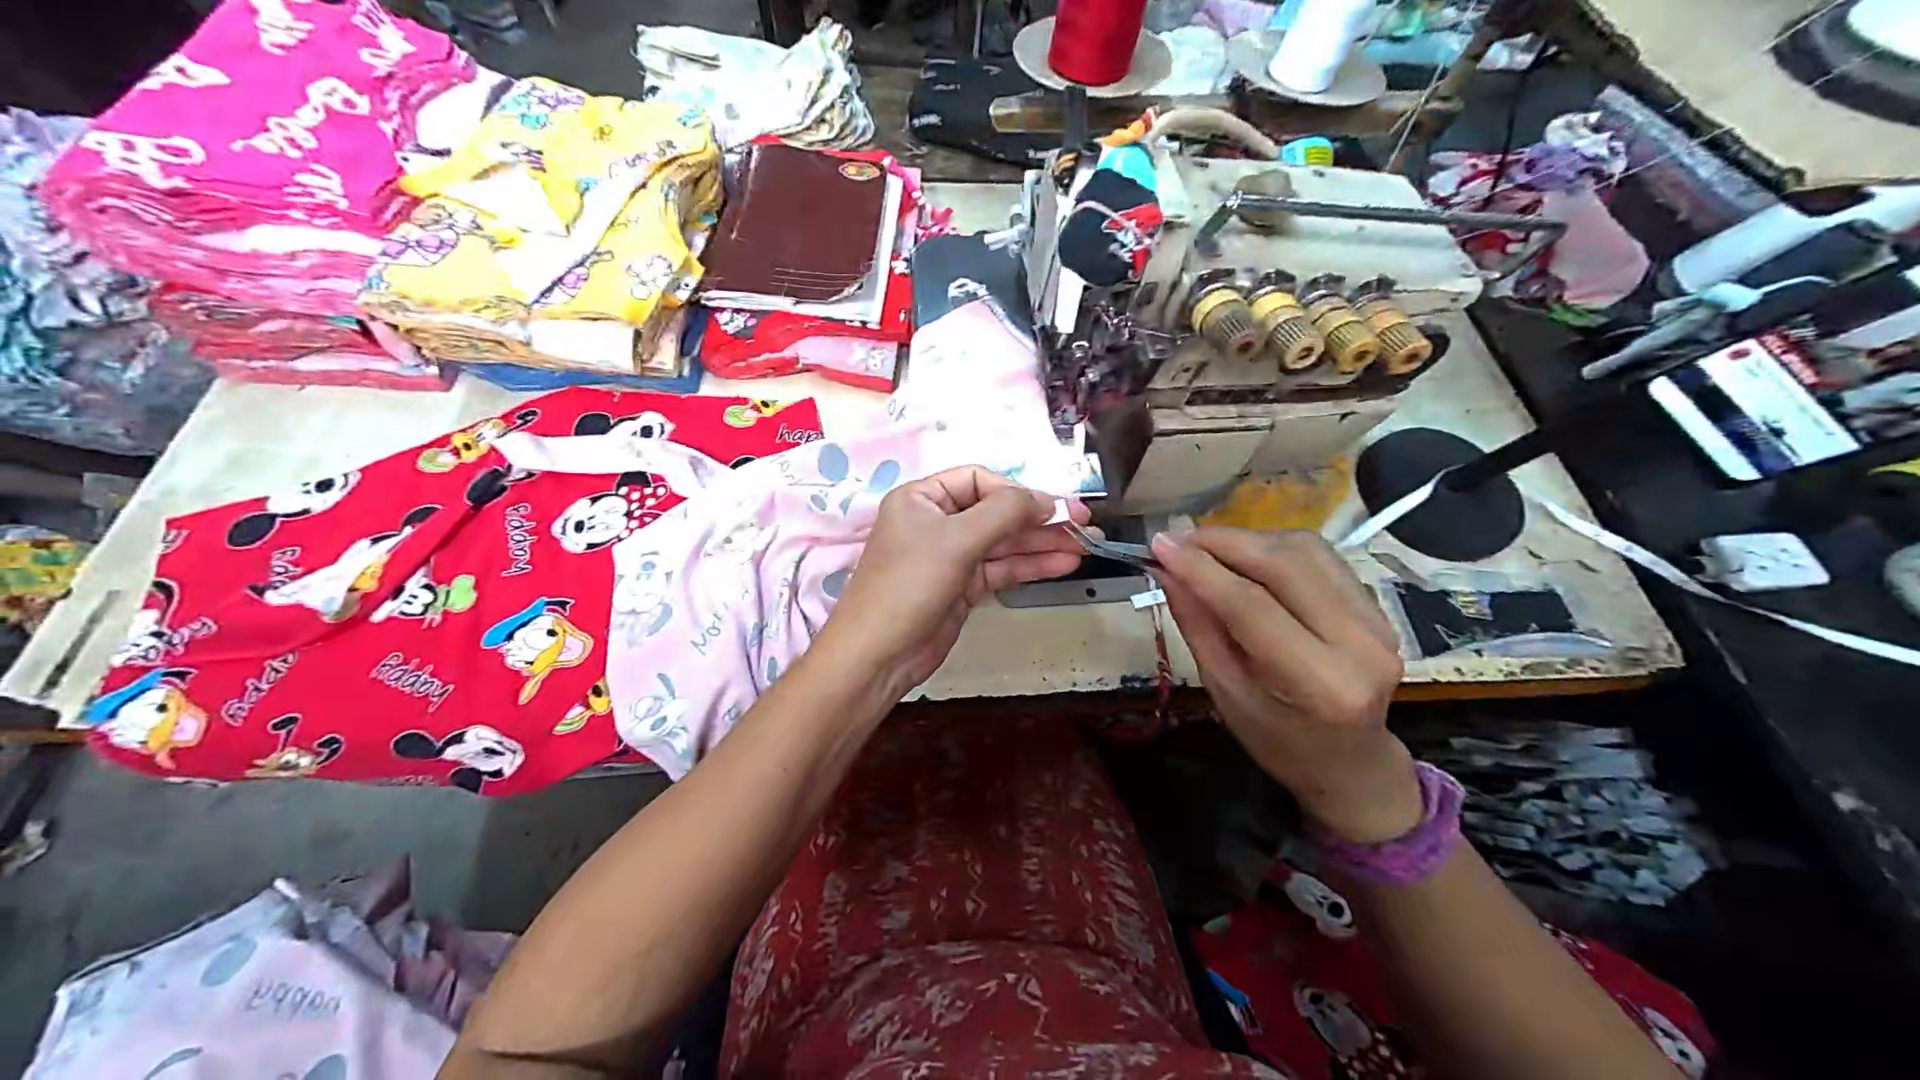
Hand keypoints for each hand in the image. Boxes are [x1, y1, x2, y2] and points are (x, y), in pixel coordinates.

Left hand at [817, 467, 1089, 699]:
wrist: (878, 655)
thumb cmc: (908, 586)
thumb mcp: (956, 540)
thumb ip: (1003, 513)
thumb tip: (1044, 499)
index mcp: (922, 498)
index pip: (979, 480)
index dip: (1017, 491)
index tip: (1053, 507)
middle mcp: (936, 522)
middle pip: (997, 512)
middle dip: (1040, 519)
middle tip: (1085, 523)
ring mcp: (950, 556)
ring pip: (1004, 542)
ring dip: (1043, 543)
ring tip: (1086, 544)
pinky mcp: (962, 587)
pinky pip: (1002, 569)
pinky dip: (1031, 566)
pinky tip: (1063, 563)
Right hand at [1151, 527, 1420, 842]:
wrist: (1349, 760)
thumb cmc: (1277, 739)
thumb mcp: (1224, 690)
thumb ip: (1198, 623)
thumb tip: (1166, 568)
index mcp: (1320, 683)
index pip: (1251, 606)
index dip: (1200, 568)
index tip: (1159, 544)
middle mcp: (1360, 644)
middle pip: (1283, 565)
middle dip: (1222, 543)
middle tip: (1176, 538)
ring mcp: (1378, 620)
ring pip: (1304, 550)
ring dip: (1247, 540)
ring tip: (1205, 548)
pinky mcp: (1378, 605)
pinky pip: (1321, 557)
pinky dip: (1274, 547)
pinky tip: (1244, 556)